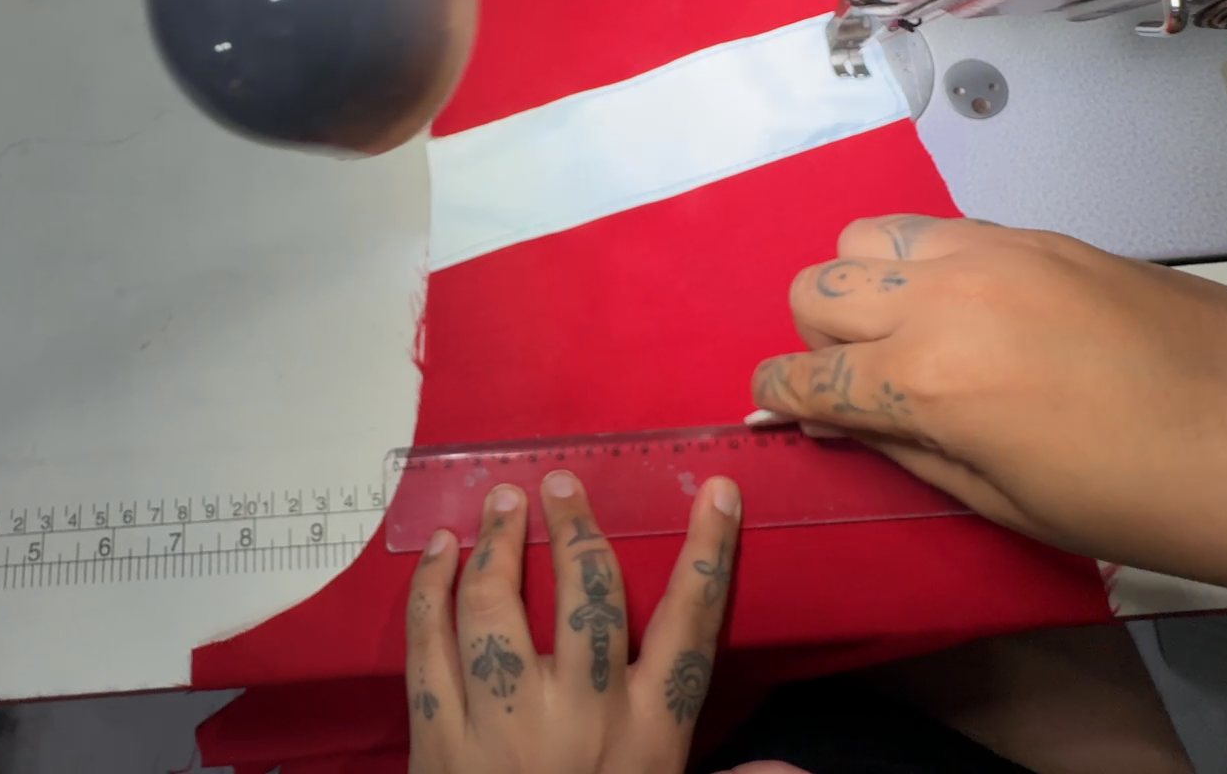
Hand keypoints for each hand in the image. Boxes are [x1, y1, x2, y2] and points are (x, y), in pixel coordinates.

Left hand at [406, 471, 741, 773]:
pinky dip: (429, 589)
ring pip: (497, 608)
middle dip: (577, 532)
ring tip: (503, 499)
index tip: (718, 492)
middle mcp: (580, 718)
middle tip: (561, 482)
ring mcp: (501, 726)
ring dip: (499, 545)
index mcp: (647, 737)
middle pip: (587, 599)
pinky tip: (440, 551)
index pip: (692, 628)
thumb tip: (798, 766)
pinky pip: (428, 646)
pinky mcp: (437, 739)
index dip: (710, 554)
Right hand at [750, 215, 1226, 629]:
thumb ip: (895, 445)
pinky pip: (926, 228)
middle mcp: (934, 302)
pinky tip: (960, 298)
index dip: (774, 398)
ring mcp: (981, 254)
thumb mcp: (998, 502)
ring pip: (856, 241)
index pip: (801, 376)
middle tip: (859, 373)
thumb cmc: (1140, 500)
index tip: (776, 409)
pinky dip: (913, 262)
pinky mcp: (1024, 231)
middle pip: (811, 291)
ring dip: (857, 286)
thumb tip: (828, 418)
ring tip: (903, 322)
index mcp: (924, 384)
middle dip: (813, 339)